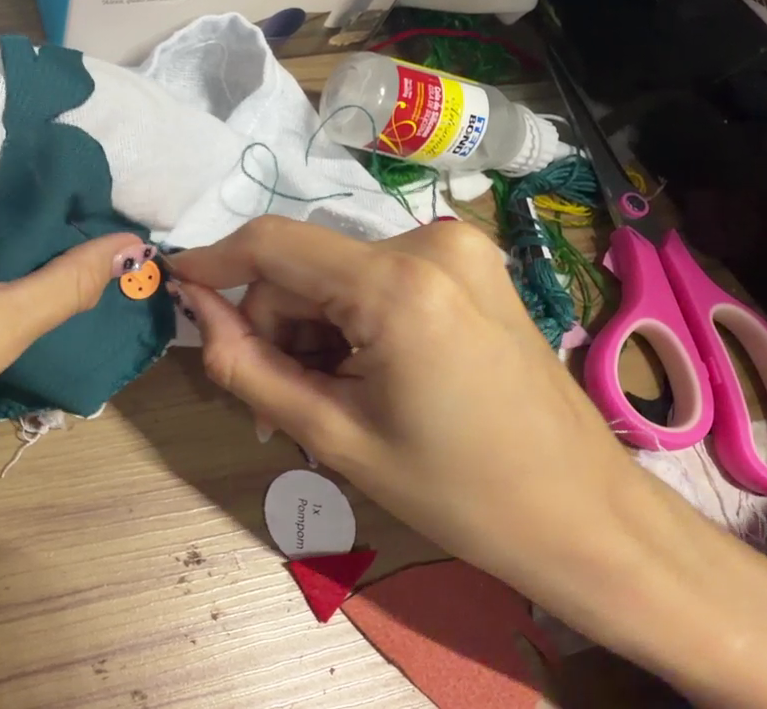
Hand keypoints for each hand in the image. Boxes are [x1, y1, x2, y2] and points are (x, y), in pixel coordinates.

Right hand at [168, 216, 631, 587]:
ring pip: (333, 276)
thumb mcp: (333, 436)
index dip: (212, 262)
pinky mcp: (468, 266)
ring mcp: (456, 250)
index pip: (271, 244)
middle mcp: (428, 243)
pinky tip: (361, 378)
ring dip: (310, 332)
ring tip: (325, 404)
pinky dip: (348, 322)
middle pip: (301, 268)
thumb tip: (192, 307)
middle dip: (274, 329)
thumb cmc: (462, 494)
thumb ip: (246, 364)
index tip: (174, 288)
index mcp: (397, 285)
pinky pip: (372, 280)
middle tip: (276, 407)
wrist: (592, 522)